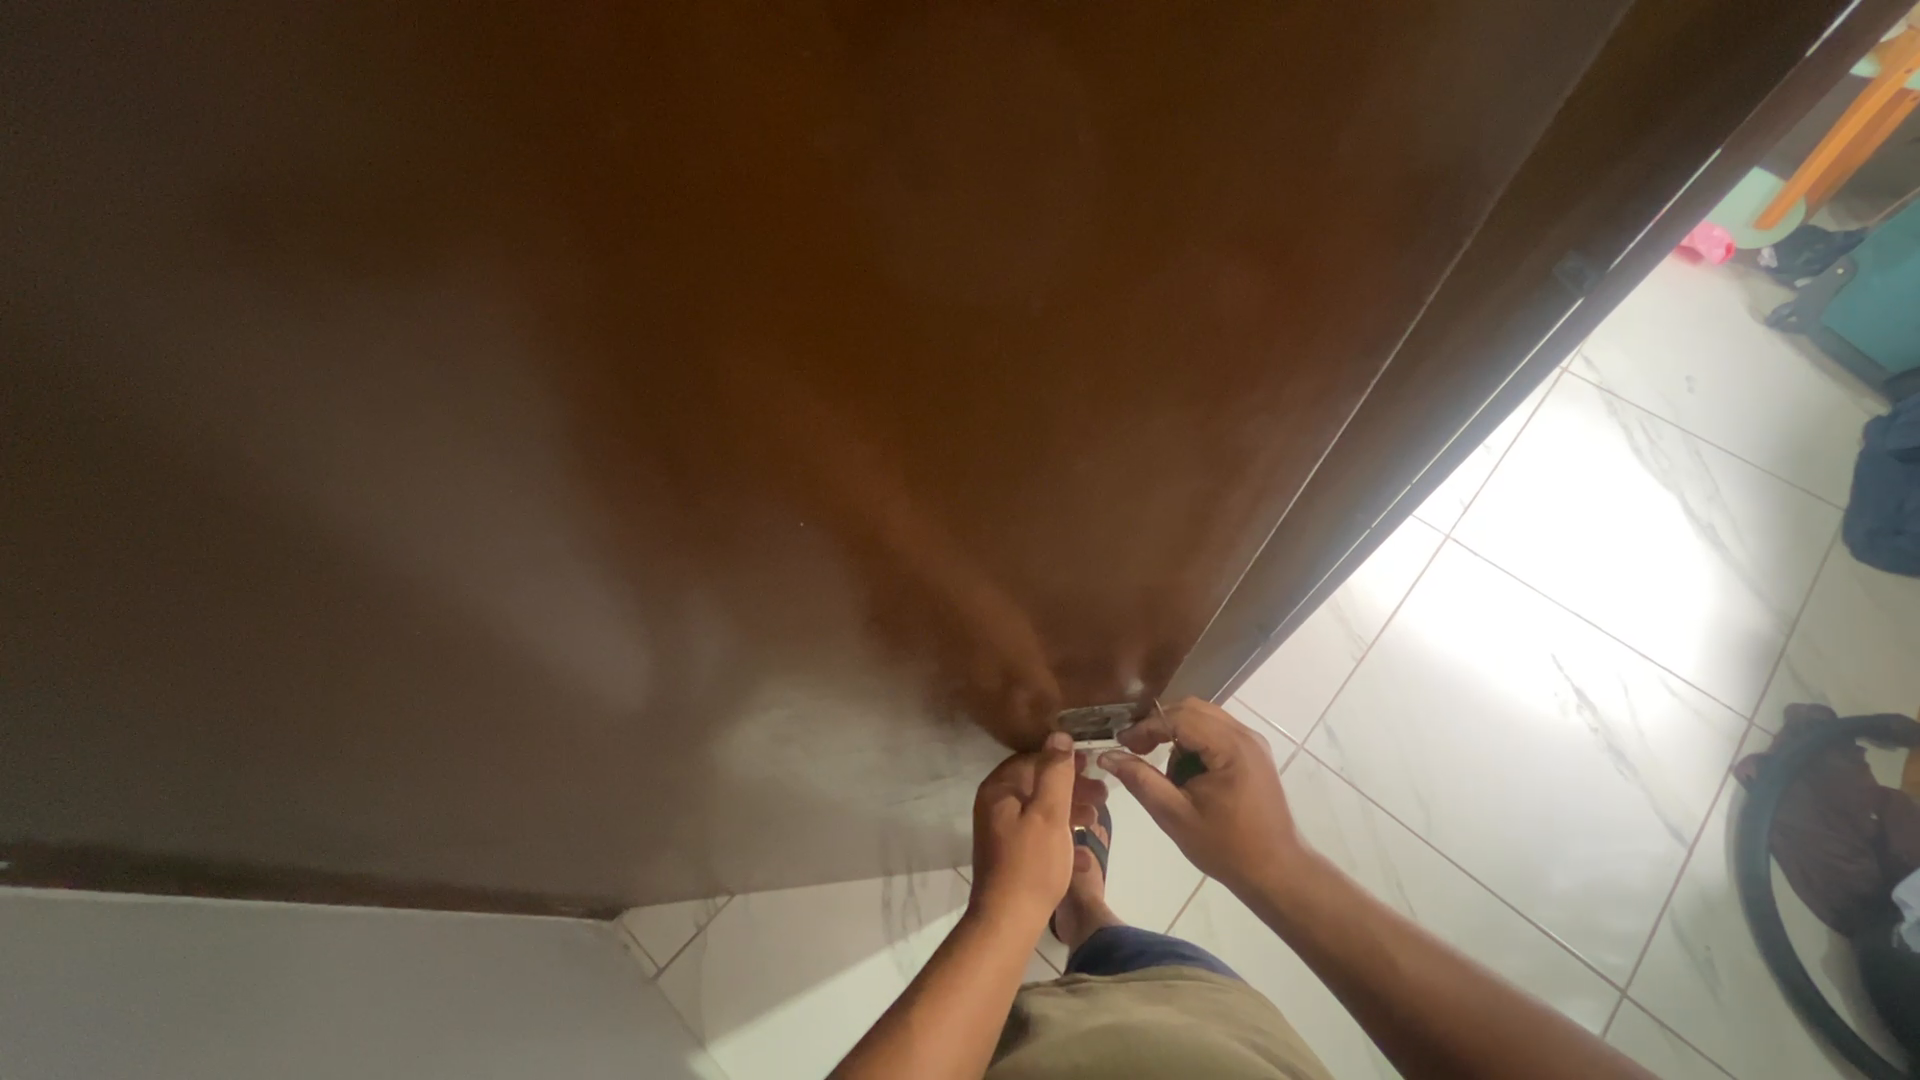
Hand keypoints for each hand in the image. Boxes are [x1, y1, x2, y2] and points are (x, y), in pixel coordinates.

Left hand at [969, 731, 1085, 931]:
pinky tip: (1085, 857)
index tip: (1092, 765)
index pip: (1032, 760)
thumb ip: (1056, 772)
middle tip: (1103, 794)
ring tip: (1096, 822)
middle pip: (1038, 786)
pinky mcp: (1010, 855)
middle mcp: (995, 806)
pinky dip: (1062, 840)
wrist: (1008, 921)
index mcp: (999, 790)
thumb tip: (1059, 735)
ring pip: (1041, 812)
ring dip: (1071, 813)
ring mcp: (1001, 832)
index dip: (1063, 760)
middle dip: (1072, 788)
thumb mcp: (1050, 812)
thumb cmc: (1032, 862)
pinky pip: (1039, 837)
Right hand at [1098, 697, 1306, 895]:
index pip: (1179, 717)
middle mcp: (1245, 735)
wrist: (1276, 873)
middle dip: (1160, 726)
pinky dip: (1194, 743)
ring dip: (1177, 735)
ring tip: (1163, 770)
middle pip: (1192, 710)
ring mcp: (1253, 743)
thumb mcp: (1174, 815)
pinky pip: (1216, 732)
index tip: (1122, 745)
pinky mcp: (1253, 754)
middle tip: (1135, 750)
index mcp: (1230, 747)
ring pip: (1203, 718)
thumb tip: (1107, 756)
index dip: (1146, 726)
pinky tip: (1186, 774)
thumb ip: (1140, 780)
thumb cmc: (1226, 847)